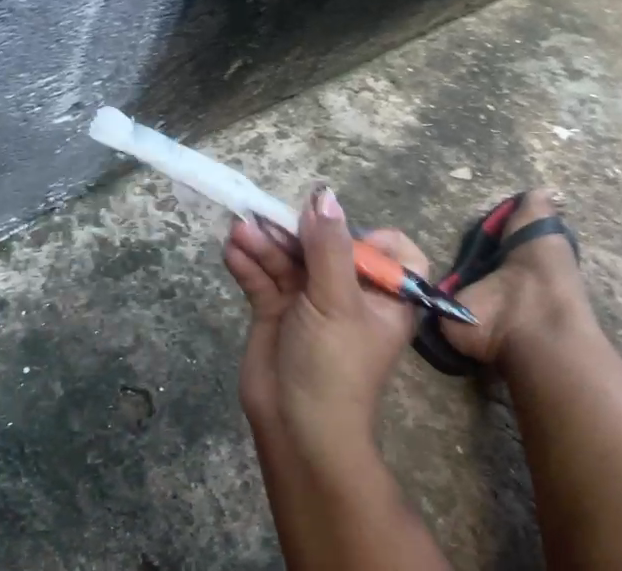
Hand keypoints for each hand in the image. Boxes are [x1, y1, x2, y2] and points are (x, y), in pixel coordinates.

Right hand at [223, 186, 428, 454]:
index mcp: (384, 296)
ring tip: (238, 232)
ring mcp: (308, 302)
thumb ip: (328, 246)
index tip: (336, 234)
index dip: (366, 237)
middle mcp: (348, 294)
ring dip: (262, 244)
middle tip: (262, 217)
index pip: (390, 251)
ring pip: (287, 258)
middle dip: (293, 231)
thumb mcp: (336, 302)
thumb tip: (324, 194)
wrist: (297, 426)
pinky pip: (262, 277)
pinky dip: (247, 263)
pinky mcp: (275, 311)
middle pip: (323, 246)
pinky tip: (231, 252)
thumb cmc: (334, 365)